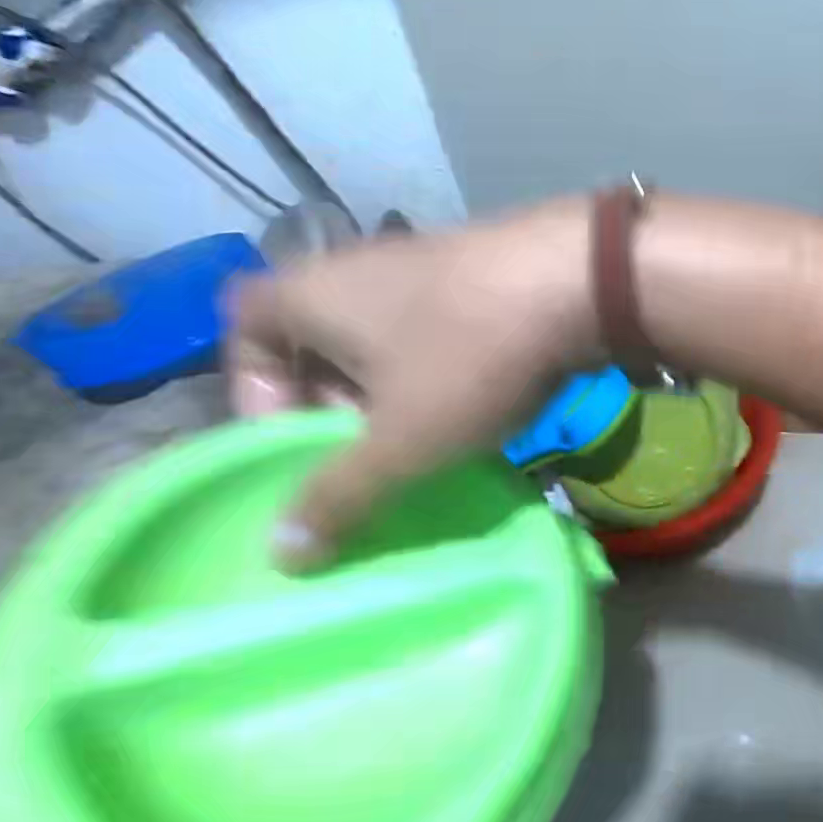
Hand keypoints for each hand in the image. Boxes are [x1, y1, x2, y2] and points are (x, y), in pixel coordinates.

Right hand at [229, 198, 599, 568]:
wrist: (578, 280)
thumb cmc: (467, 356)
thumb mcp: (399, 440)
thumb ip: (337, 495)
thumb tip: (283, 554)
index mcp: (312, 294)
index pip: (244, 328)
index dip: (256, 392)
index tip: (296, 444)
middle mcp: (356, 270)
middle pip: (315, 344)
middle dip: (330, 409)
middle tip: (365, 457)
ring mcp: (419, 267)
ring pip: (378, 344)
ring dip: (388, 398)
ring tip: (422, 445)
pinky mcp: (472, 277)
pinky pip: (429, 334)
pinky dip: (434, 376)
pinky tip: (471, 411)